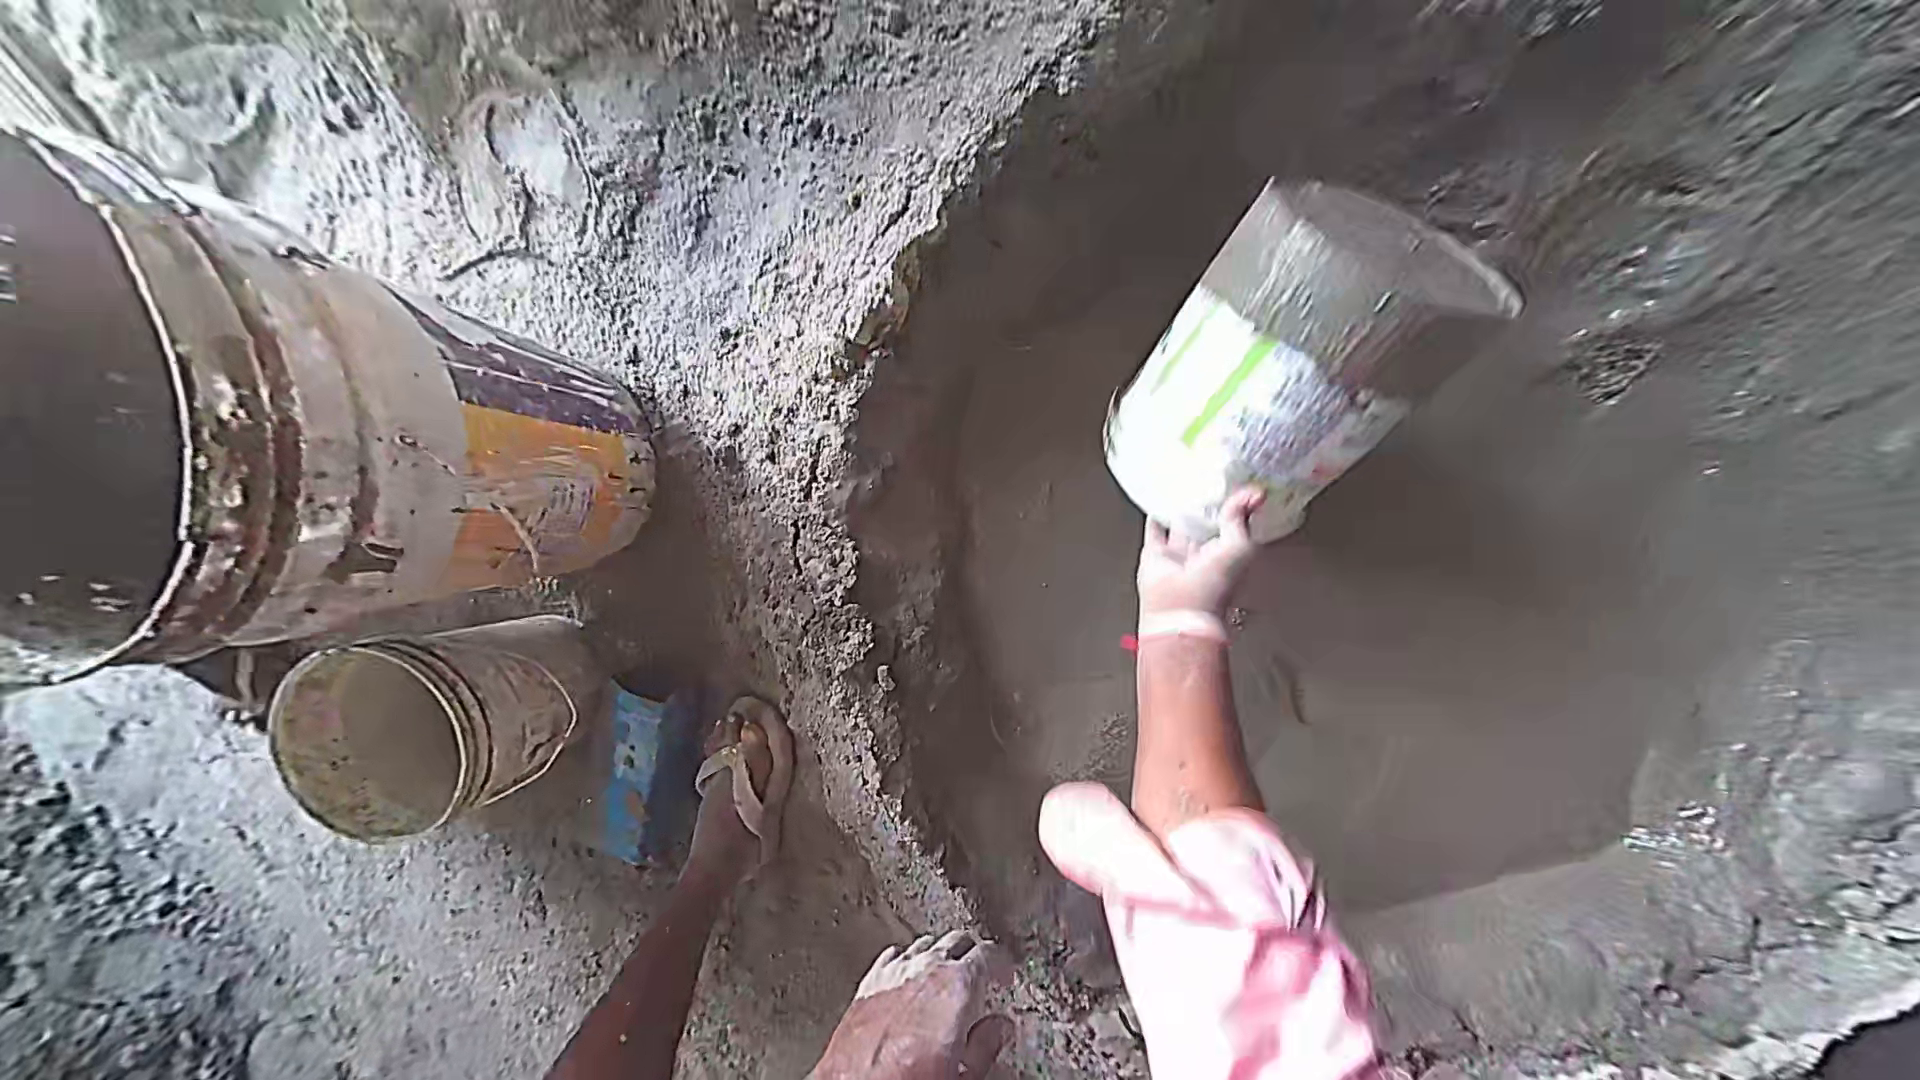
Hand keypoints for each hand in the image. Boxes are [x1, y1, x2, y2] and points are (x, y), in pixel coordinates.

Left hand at [809, 931, 1011, 1079]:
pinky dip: (909, 960)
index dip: (1002, 963)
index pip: (989, 954)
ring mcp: (896, 970)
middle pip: (958, 941)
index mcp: (957, 985)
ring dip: (941, 954)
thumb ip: (986, 1046)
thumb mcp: (963, 1075)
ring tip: (948, 974)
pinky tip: (910, 974)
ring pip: (927, 944)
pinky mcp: (870, 981)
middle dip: (973, 954)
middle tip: (982, 973)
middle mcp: (927, 967)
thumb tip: (1000, 1028)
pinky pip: (896, 956)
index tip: (1006, 973)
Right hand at [1137, 487, 1265, 618]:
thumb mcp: (1240, 546)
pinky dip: (1154, 516)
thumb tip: (1247, 495)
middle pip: (1207, 523)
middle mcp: (1204, 553)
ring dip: (1182, 509)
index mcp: (1228, 553)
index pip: (1234, 523)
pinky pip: (1154, 530)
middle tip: (1213, 482)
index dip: (1237, 505)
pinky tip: (1157, 503)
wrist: (1181, 608)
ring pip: (1181, 525)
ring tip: (1185, 486)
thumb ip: (1240, 519)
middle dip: (1209, 504)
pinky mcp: (1155, 554)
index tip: (1241, 487)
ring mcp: (1179, 554)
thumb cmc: (1215, 586)